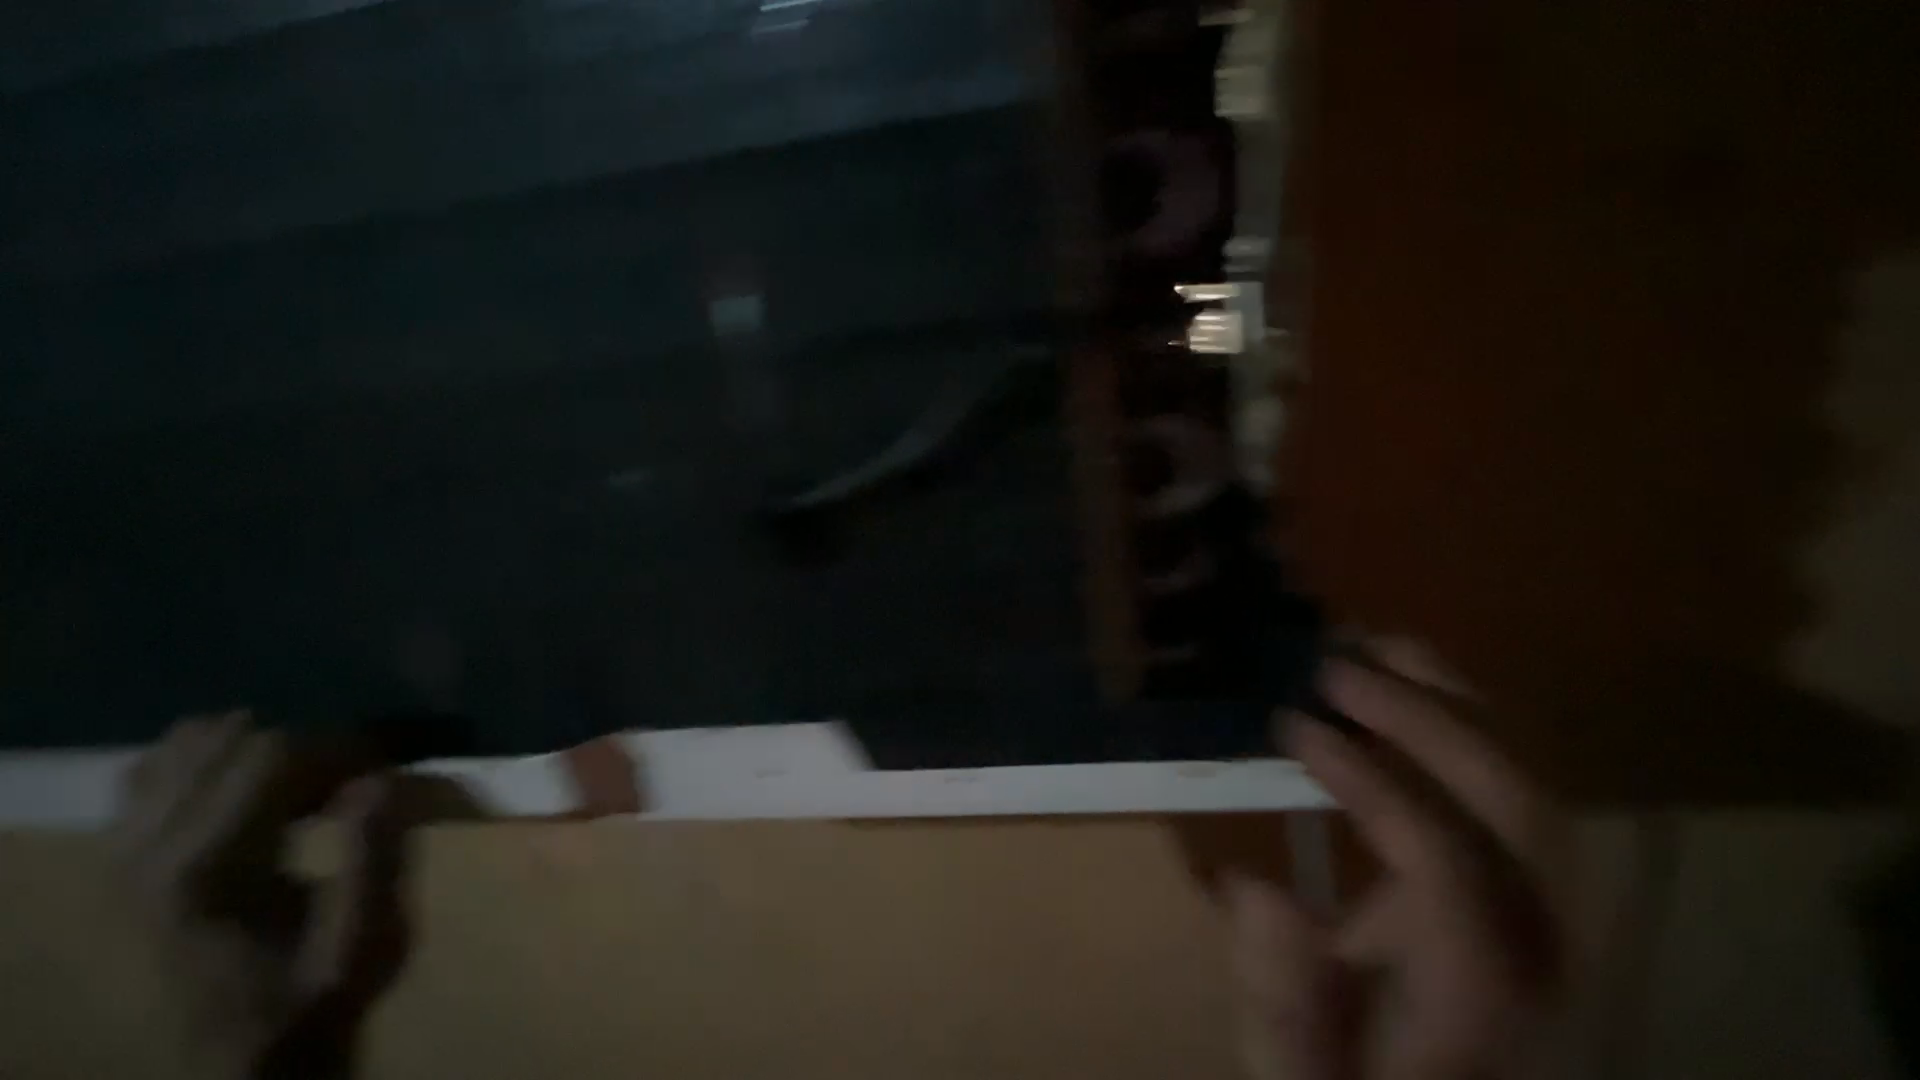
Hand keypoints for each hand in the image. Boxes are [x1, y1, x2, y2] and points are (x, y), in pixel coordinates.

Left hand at [113, 711, 413, 1079]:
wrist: (240, 1053)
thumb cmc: (312, 992)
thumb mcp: (363, 937)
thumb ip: (373, 858)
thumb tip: (380, 779)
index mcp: (206, 870)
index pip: (273, 754)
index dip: (340, 748)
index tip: (383, 772)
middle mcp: (146, 851)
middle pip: (236, 740)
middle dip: (308, 746)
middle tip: (353, 782)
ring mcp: (122, 852)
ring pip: (189, 742)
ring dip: (261, 749)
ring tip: (306, 786)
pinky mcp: (120, 856)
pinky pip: (152, 768)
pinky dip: (207, 760)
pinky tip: (248, 788)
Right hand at [1231, 642, 1565, 1079]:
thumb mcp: (1295, 1070)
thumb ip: (1280, 999)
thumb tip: (1257, 888)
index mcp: (1478, 987)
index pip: (1447, 859)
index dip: (1372, 781)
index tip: (1294, 726)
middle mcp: (1540, 942)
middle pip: (1515, 803)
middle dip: (1425, 717)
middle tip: (1334, 664)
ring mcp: (1549, 909)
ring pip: (1532, 782)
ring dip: (1455, 703)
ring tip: (1377, 645)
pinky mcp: (1531, 887)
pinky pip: (1516, 786)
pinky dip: (1466, 725)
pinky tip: (1411, 690)